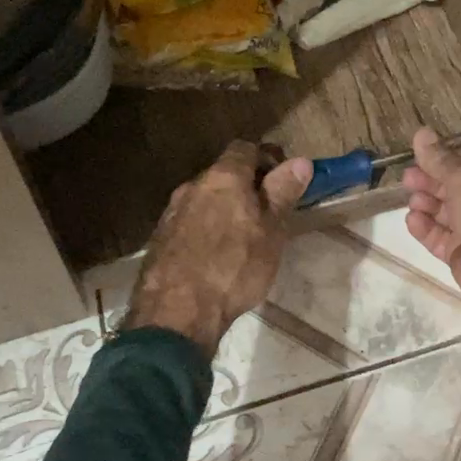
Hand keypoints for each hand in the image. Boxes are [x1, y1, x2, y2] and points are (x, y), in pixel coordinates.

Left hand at [122, 141, 312, 356]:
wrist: (176, 312)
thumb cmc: (235, 267)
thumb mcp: (271, 231)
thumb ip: (283, 193)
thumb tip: (300, 161)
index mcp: (224, 177)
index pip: (245, 148)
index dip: (266, 158)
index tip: (282, 178)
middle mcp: (193, 185)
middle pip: (223, 173)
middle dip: (245, 185)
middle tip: (266, 211)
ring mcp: (172, 212)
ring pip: (205, 198)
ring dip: (223, 208)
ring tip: (241, 236)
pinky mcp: (160, 238)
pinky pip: (189, 221)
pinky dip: (205, 229)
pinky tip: (214, 254)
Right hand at [401, 128, 460, 338]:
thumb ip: (440, 159)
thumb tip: (421, 132)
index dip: (445, 157)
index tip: (419, 155)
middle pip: (457, 187)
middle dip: (431, 181)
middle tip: (407, 178)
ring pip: (448, 213)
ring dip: (428, 203)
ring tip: (411, 199)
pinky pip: (442, 238)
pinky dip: (427, 228)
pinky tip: (412, 220)